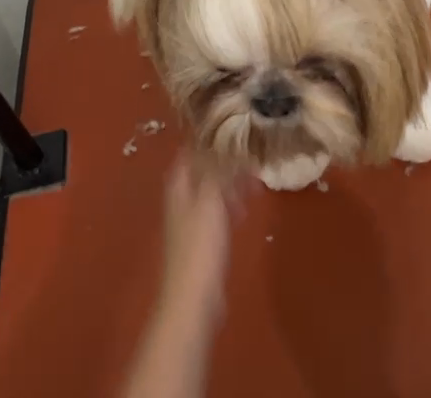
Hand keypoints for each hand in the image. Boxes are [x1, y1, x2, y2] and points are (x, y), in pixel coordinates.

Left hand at [157, 153, 236, 312]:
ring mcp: (190, 219)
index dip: (208, 141)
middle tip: (248, 157)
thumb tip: (225, 145)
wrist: (193, 296)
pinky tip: (244, 208)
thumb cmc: (200, 245)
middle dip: (224, 162)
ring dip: (229, 182)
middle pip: (201, 170)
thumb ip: (217, 172)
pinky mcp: (201, 238)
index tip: (231, 133)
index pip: (190, 152)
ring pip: (210, 190)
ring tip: (252, 181)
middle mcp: (181, 198)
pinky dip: (229, 203)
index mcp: (179, 186)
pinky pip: (216, 210)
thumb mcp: (211, 201)